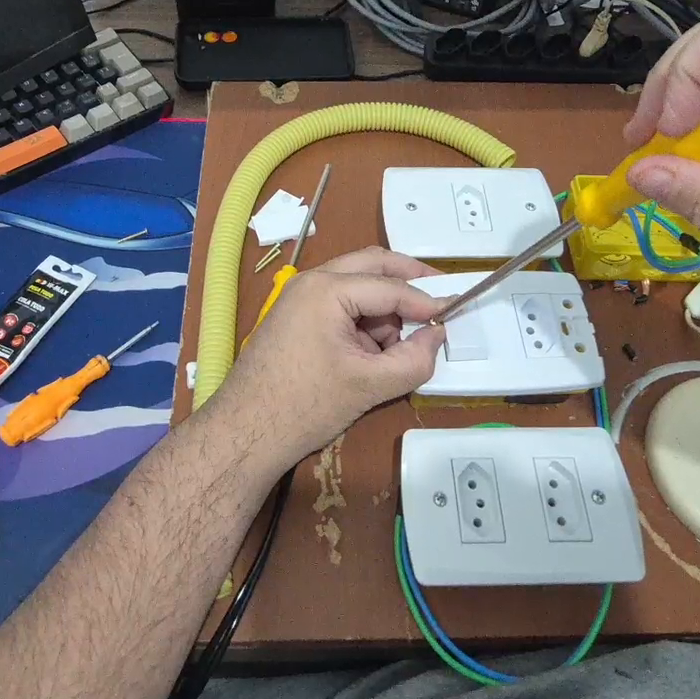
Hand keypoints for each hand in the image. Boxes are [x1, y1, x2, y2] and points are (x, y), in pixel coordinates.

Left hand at [206, 247, 446, 470]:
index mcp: (326, 289)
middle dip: (407, 281)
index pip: (388, 286)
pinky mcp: (298, 318)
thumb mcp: (368, 385)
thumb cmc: (303, 405)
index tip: (455, 312)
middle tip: (440, 297)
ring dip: (386, 306)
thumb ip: (413, 360)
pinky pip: (342, 306)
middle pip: (372, 266)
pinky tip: (378, 352)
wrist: (244, 432)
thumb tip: (438, 337)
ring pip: (357, 286)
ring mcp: (300, 298)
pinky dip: (366, 320)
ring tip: (404, 345)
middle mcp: (312, 282)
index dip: (425, 301)